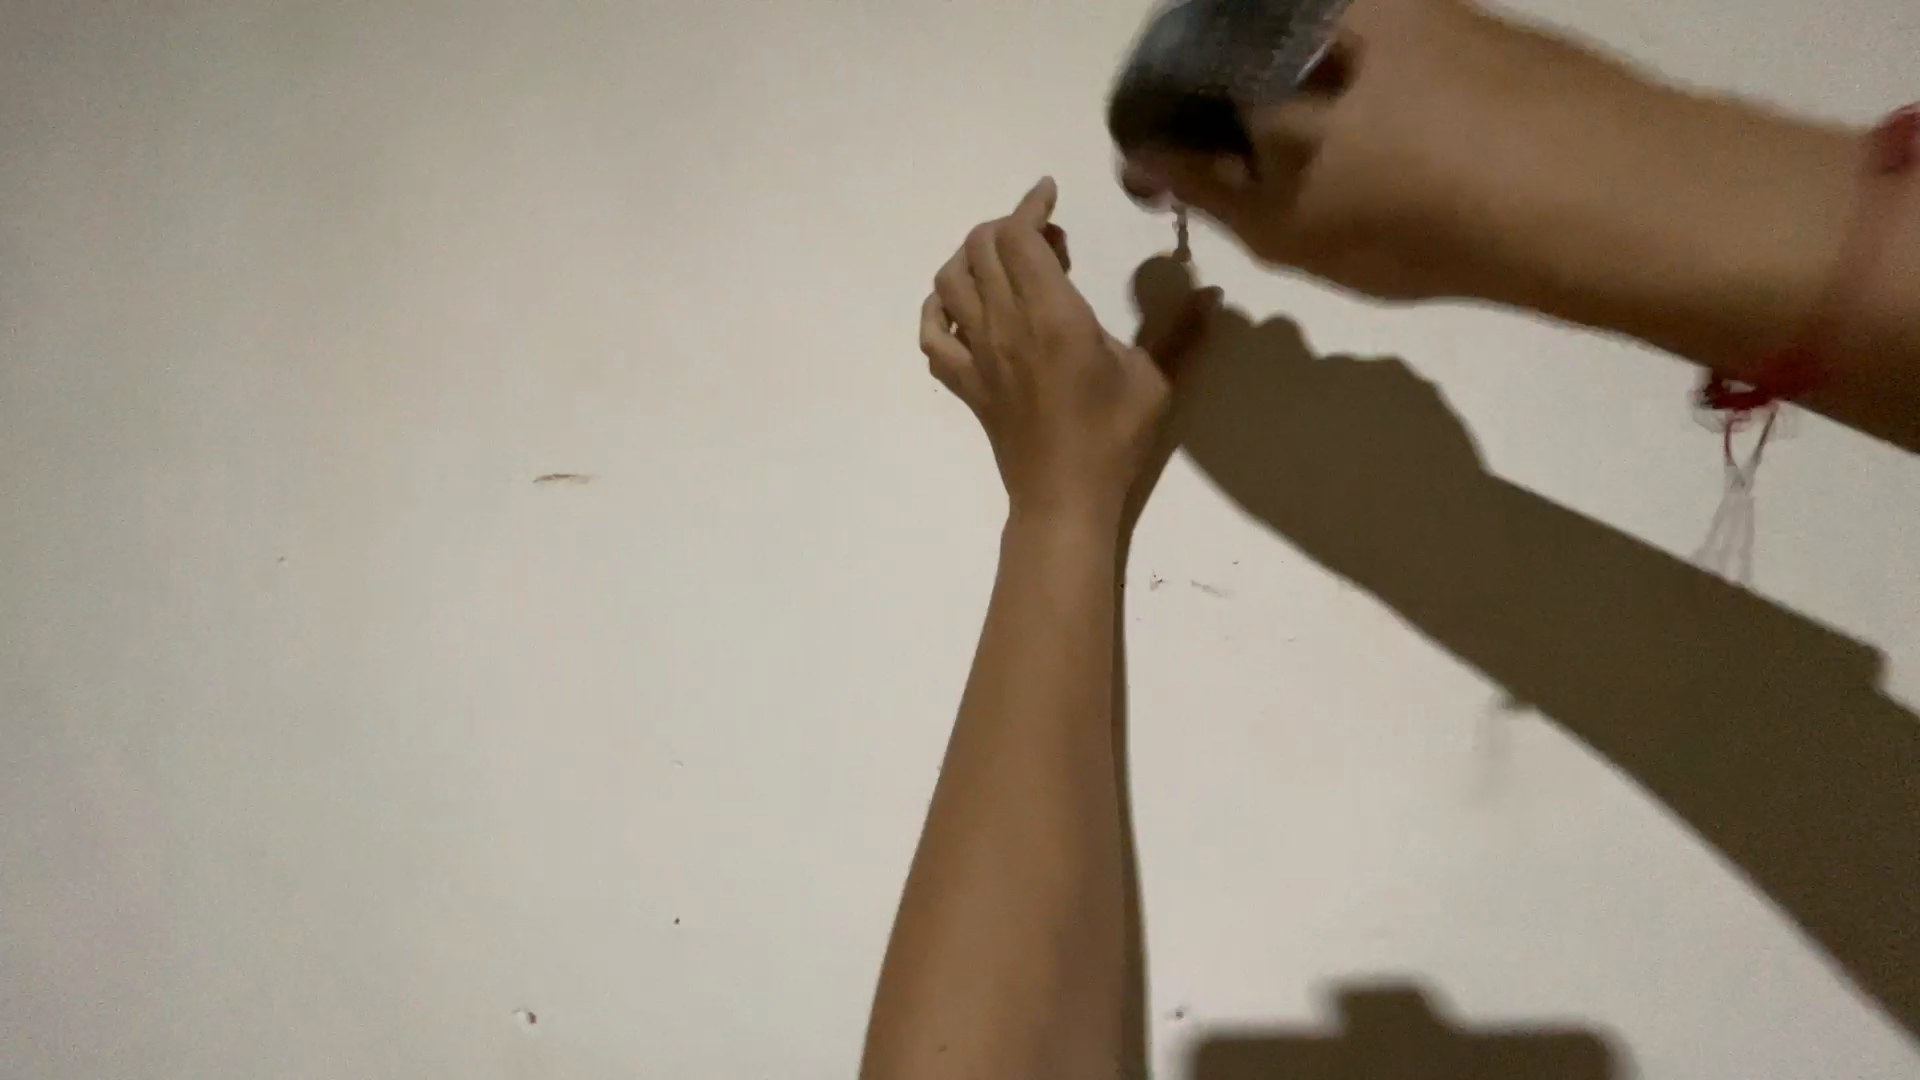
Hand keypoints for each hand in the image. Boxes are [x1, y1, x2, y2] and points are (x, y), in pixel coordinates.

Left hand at [920, 179, 1218, 528]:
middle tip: (1046, 242)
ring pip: (948, 283)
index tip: (1050, 195)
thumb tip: (1214, 294)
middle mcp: (1005, 326)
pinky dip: (936, 311)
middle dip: (1007, 227)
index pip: (1019, 235)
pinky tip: (961, 309)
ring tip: (1005, 266)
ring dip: (970, 259)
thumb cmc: (1112, 439)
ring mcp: (977, 356)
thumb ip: (1180, 331)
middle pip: (980, 248)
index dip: (1030, 204)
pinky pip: (930, 337)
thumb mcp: (1155, 381)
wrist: (1064, 498)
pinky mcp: (965, 384)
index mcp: (1053, 316)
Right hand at [1121, 0, 1641, 301]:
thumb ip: (1197, 182)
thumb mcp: (1276, 226)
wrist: (1580, 186)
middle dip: (1217, 113)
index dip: (1160, 137)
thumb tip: (1145, 150)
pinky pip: (1355, 37)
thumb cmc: (1400, 223)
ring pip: (1291, 43)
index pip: (1168, 81)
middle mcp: (1313, 7)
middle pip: (1227, 52)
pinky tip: (1377, 134)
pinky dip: (1339, 82)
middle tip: (1245, 179)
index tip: (1171, 182)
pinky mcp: (1445, 4)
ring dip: (1278, 96)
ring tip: (1315, 162)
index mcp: (1259, 52)